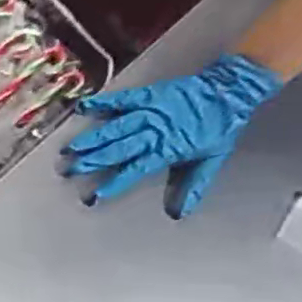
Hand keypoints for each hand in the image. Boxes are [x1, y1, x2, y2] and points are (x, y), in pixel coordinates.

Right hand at [60, 53, 281, 218]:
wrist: (234, 88)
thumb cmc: (221, 127)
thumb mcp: (211, 159)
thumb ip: (193, 186)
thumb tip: (178, 214)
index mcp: (167, 150)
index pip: (135, 170)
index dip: (115, 183)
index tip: (95, 196)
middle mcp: (154, 132)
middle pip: (118, 150)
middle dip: (91, 161)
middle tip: (67, 171)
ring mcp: (151, 112)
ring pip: (115, 128)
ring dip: (91, 139)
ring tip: (68, 150)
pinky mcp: (150, 95)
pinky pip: (123, 99)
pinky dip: (103, 103)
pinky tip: (83, 108)